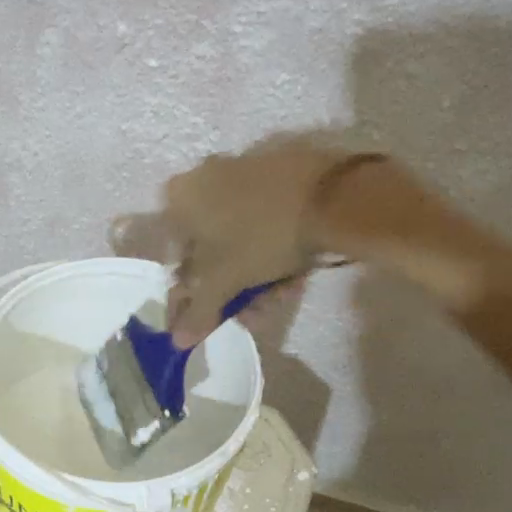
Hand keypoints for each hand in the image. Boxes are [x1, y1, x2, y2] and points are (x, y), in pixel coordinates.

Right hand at [160, 136, 344, 347]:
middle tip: (255, 312)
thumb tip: (177, 341)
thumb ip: (199, 311)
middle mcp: (206, 176)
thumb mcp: (226, 280)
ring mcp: (245, 170)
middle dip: (233, 286)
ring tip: (282, 295)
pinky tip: (294, 274)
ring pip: (242, 236)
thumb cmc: (262, 237)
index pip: (176, 255)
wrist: (335, 196)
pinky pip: (265, 219)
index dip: (194, 291)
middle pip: (212, 248)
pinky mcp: (280, 172)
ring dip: (257, 274)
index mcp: (181, 196)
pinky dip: (274, 249)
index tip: (216, 313)